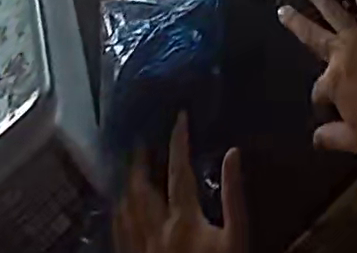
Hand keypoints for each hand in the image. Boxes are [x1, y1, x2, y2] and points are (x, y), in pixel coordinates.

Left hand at [115, 113, 246, 252]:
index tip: (180, 116)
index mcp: (182, 218)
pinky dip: (118, 211)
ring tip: (129, 164)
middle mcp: (155, 230)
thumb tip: (232, 152)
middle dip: (140, 158)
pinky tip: (120, 204)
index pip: (177, 168)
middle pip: (140, 185)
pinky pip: (119, 233)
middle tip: (142, 138)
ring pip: (125, 207)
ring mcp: (141, 251)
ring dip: (127, 181)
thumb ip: (235, 195)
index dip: (178, 139)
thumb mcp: (238, 238)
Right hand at [278, 0, 356, 152]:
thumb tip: (315, 138)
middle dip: (295, 24)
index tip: (329, 112)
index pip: (319, 92)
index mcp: (332, 81)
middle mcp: (338, 52)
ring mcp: (356, 34)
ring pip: (332, 11)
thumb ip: (333, 137)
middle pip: (311, 36)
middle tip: (281, 10)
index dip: (321, 101)